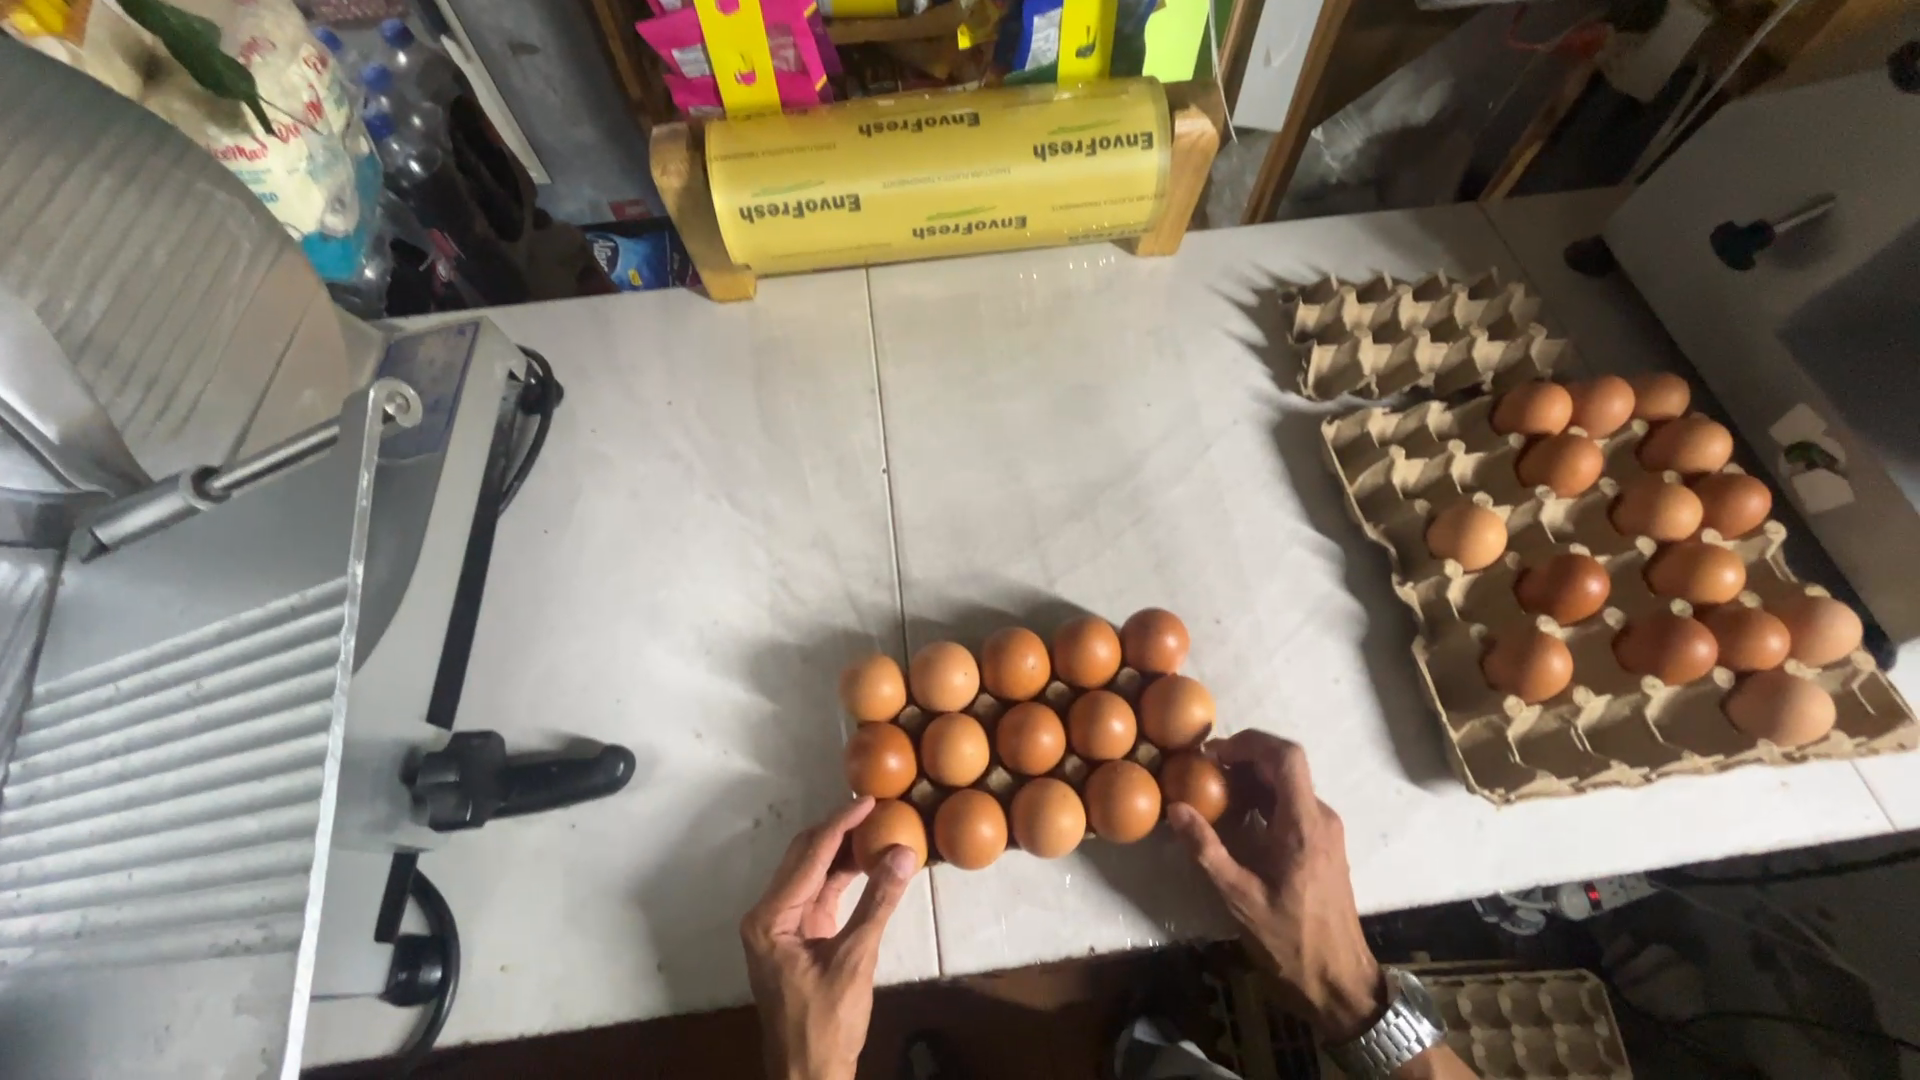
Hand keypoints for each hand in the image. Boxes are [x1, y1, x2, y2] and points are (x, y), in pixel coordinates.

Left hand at [741, 796, 916, 1079]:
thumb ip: (878, 903)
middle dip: (841, 830)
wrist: (808, 1077)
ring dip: (844, 850)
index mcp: (770, 917)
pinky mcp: (799, 933)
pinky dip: (845, 875)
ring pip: (813, 870)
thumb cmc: (825, 1024)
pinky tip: (870, 861)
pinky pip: (821, 891)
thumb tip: (905, 853)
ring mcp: (783, 923)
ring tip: (879, 827)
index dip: (841, 825)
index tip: (870, 801)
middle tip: (878, 808)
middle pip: (806, 855)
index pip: (810, 856)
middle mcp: (769, 913)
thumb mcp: (854, 961)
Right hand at [1165, 731, 1383, 1043]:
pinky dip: (1261, 799)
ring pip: (1287, 783)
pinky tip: (1235, 821)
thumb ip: (1206, 849)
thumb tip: (1175, 808)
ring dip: (1250, 779)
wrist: (1339, 983)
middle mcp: (1320, 818)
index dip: (1248, 743)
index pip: (1286, 756)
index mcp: (1303, 825)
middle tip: (1203, 773)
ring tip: (1212, 796)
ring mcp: (1325, 831)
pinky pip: (1291, 803)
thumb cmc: (1290, 941)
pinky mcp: (1322, 844)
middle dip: (1242, 759)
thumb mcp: (1239, 897)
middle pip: (1284, 765)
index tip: (1213, 755)